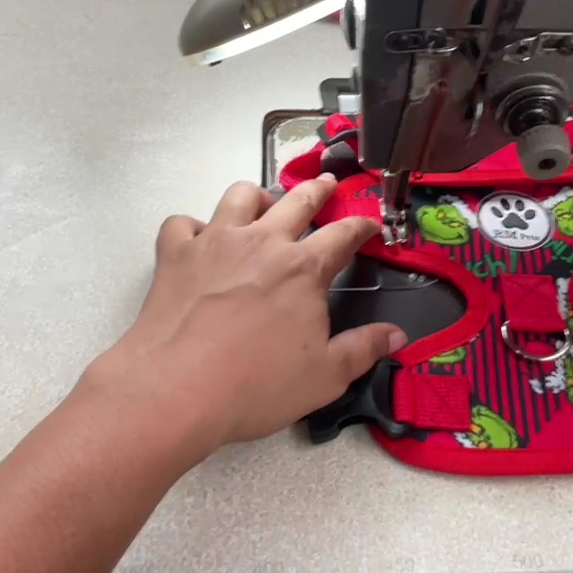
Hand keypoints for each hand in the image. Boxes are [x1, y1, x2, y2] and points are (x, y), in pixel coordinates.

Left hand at [85, 175, 405, 453]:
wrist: (178, 388)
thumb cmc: (256, 385)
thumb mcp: (326, 376)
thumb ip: (364, 349)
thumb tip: (396, 335)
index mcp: (303, 268)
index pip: (343, 234)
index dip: (362, 226)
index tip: (370, 223)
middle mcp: (262, 242)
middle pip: (297, 200)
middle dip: (317, 190)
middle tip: (327, 184)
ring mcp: (215, 242)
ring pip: (240, 196)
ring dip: (257, 195)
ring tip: (262, 201)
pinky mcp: (175, 253)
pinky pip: (183, 222)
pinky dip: (193, 226)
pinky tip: (198, 238)